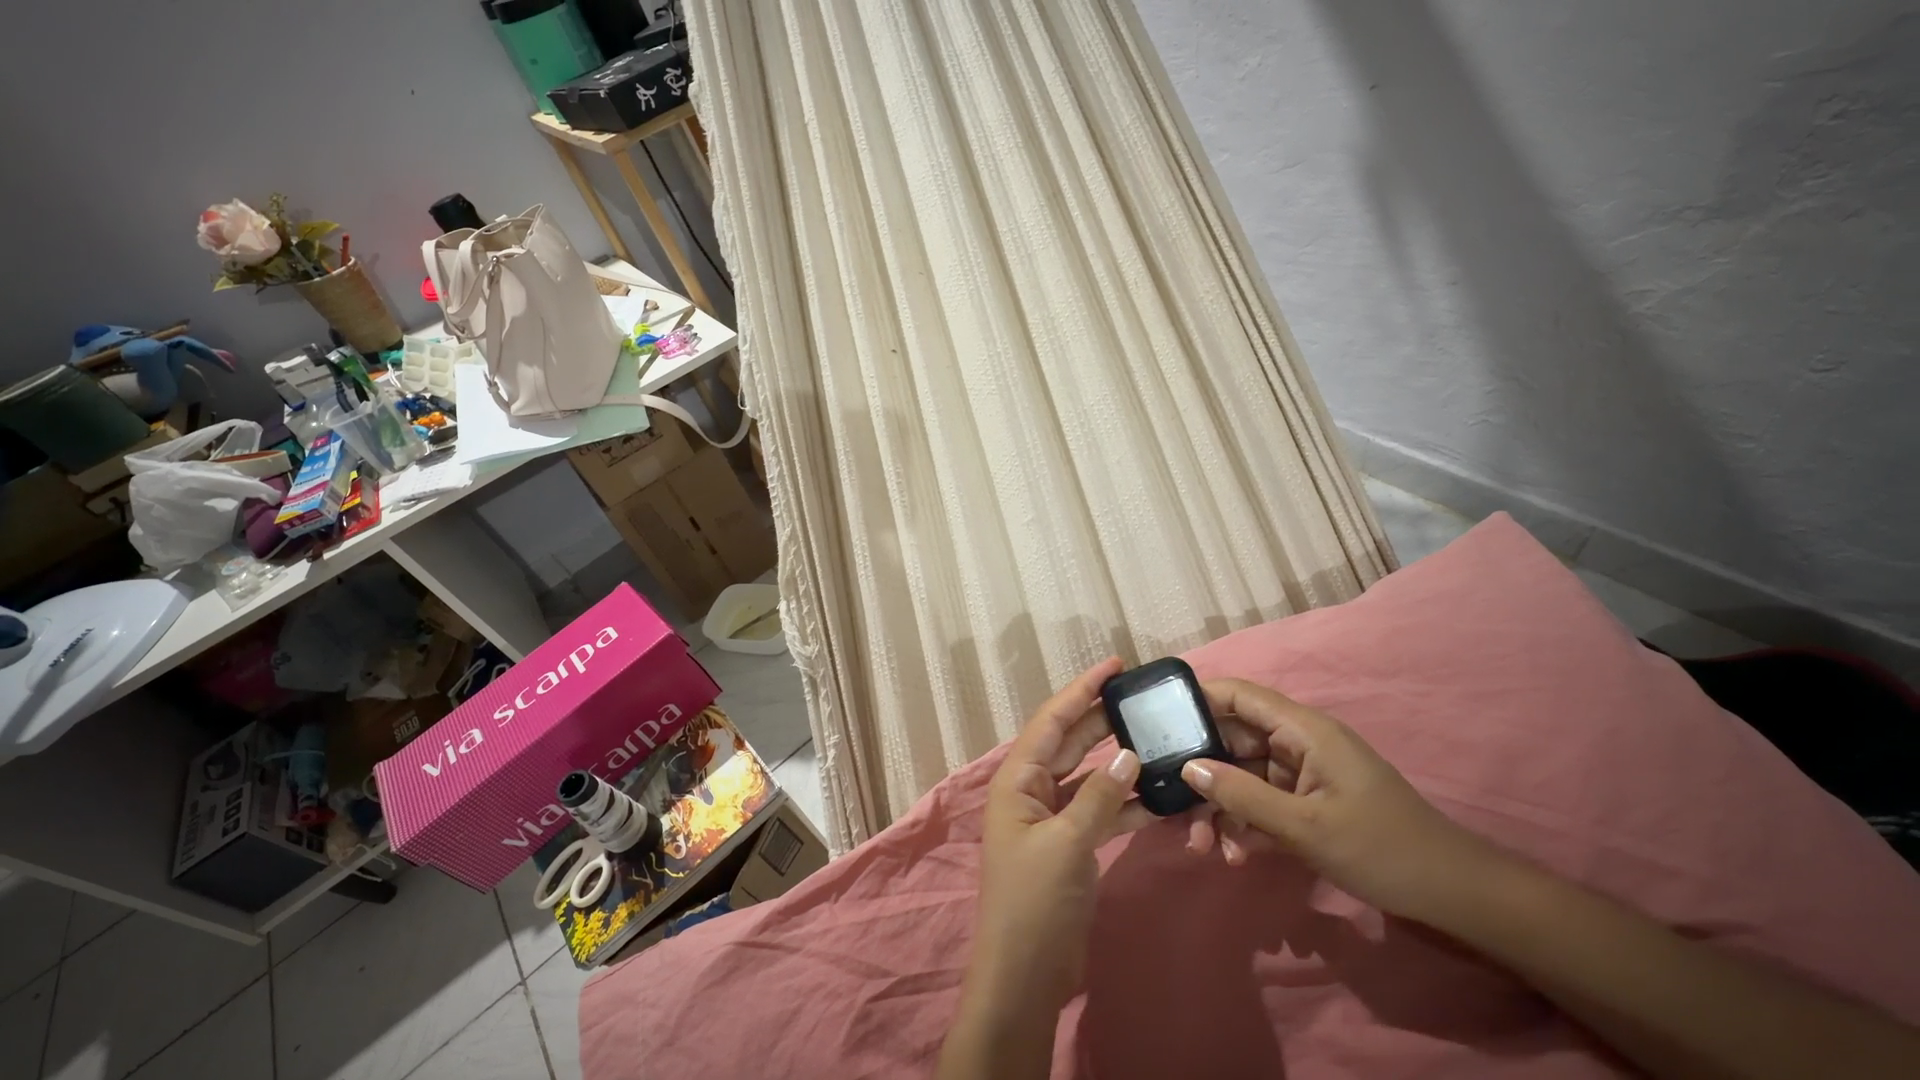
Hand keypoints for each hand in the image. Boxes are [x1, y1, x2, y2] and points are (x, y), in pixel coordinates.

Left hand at [972, 657, 1154, 1009]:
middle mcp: (1031, 792)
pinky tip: (1156, 793)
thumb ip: (1098, 796)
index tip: (1115, 666)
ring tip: (1156, 737)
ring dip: (1117, 760)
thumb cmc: (1035, 901)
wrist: (1024, 972)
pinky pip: (1098, 810)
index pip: (1052, 722)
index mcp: (1017, 781)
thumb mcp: (1067, 843)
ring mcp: (1050, 820)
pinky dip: (1124, 801)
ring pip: (1087, 776)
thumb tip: (1128, 755)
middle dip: (1101, 718)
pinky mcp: (1069, 846)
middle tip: (1142, 697)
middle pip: (1069, 742)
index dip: (1081, 691)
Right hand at [1181, 678, 1510, 922]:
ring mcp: (1302, 775)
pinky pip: (1259, 802)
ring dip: (1218, 807)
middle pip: (1232, 739)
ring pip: (1241, 776)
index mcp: (1304, 731)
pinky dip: (1242, 825)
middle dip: (1198, 770)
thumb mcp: (1305, 826)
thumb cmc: (1380, 848)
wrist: (1448, 891)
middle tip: (1167, 803)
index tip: (1153, 720)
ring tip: (1202, 846)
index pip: (1238, 695)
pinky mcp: (1306, 803)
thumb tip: (1186, 768)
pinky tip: (1232, 855)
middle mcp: (1298, 743)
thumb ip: (1241, 795)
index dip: (1195, 698)